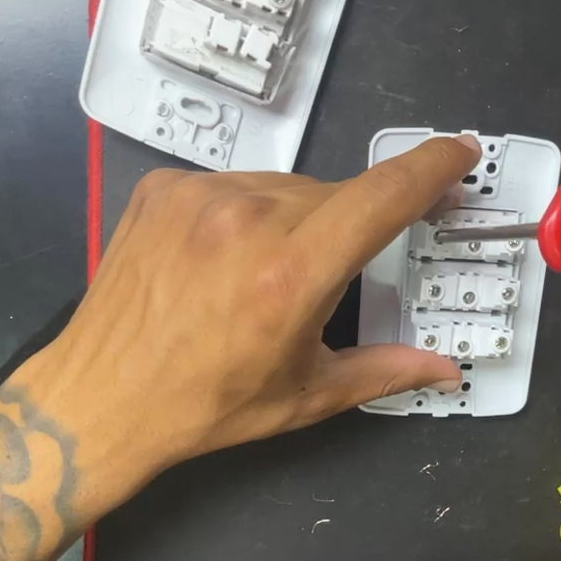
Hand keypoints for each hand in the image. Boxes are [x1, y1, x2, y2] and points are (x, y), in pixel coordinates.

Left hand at [19, 137, 476, 507]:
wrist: (101, 398)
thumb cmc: (210, 406)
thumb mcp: (306, 396)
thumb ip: (385, 372)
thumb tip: (447, 370)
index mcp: (292, 274)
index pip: (381, 197)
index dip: (430, 168)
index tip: (459, 153)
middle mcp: (248, 217)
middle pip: (334, 195)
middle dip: (350, 228)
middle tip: (328, 276)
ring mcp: (198, 195)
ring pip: (282, 187)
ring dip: (296, 221)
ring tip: (263, 278)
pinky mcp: (162, 188)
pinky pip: (232, 187)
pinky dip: (247, 215)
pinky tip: (224, 260)